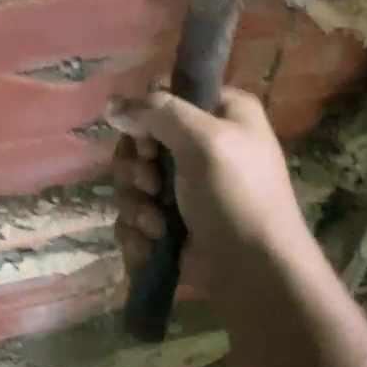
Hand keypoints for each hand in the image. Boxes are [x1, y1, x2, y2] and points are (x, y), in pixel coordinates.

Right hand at [106, 88, 313, 284]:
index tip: (148, 141)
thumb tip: (112, 104)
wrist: (254, 269)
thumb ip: (158, 112)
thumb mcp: (204, 140)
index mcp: (221, 113)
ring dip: (136, 203)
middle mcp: (202, 144)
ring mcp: (185, 186)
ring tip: (157, 224)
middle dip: (136, 167)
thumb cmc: (236, 195)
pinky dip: (138, 230)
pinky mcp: (171, 222)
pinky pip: (134, 215)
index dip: (147, 116)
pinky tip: (152, 243)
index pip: (165, 97)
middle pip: (139, 140)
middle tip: (152, 184)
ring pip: (132, 181)